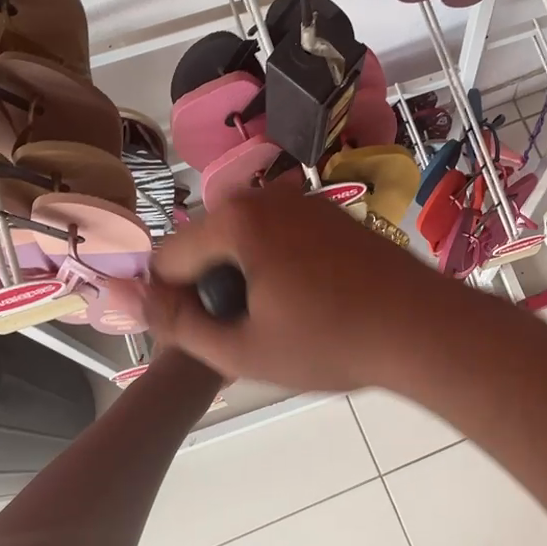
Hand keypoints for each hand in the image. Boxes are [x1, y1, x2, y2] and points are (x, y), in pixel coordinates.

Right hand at [124, 186, 473, 391]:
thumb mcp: (243, 349)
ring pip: (246, 243)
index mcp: (237, 221)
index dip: (173, 304)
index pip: (167, 259)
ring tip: (283, 325)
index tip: (201, 339)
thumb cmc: (332, 343)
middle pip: (207, 246)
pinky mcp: (335, 215)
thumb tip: (122, 296)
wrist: (424, 329)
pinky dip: (281, 270)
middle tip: (249, 336)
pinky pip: (283, 239)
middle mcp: (267, 196)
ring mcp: (306, 201)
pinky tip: (312, 306)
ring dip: (249, 282)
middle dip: (215, 290)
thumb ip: (176, 323)